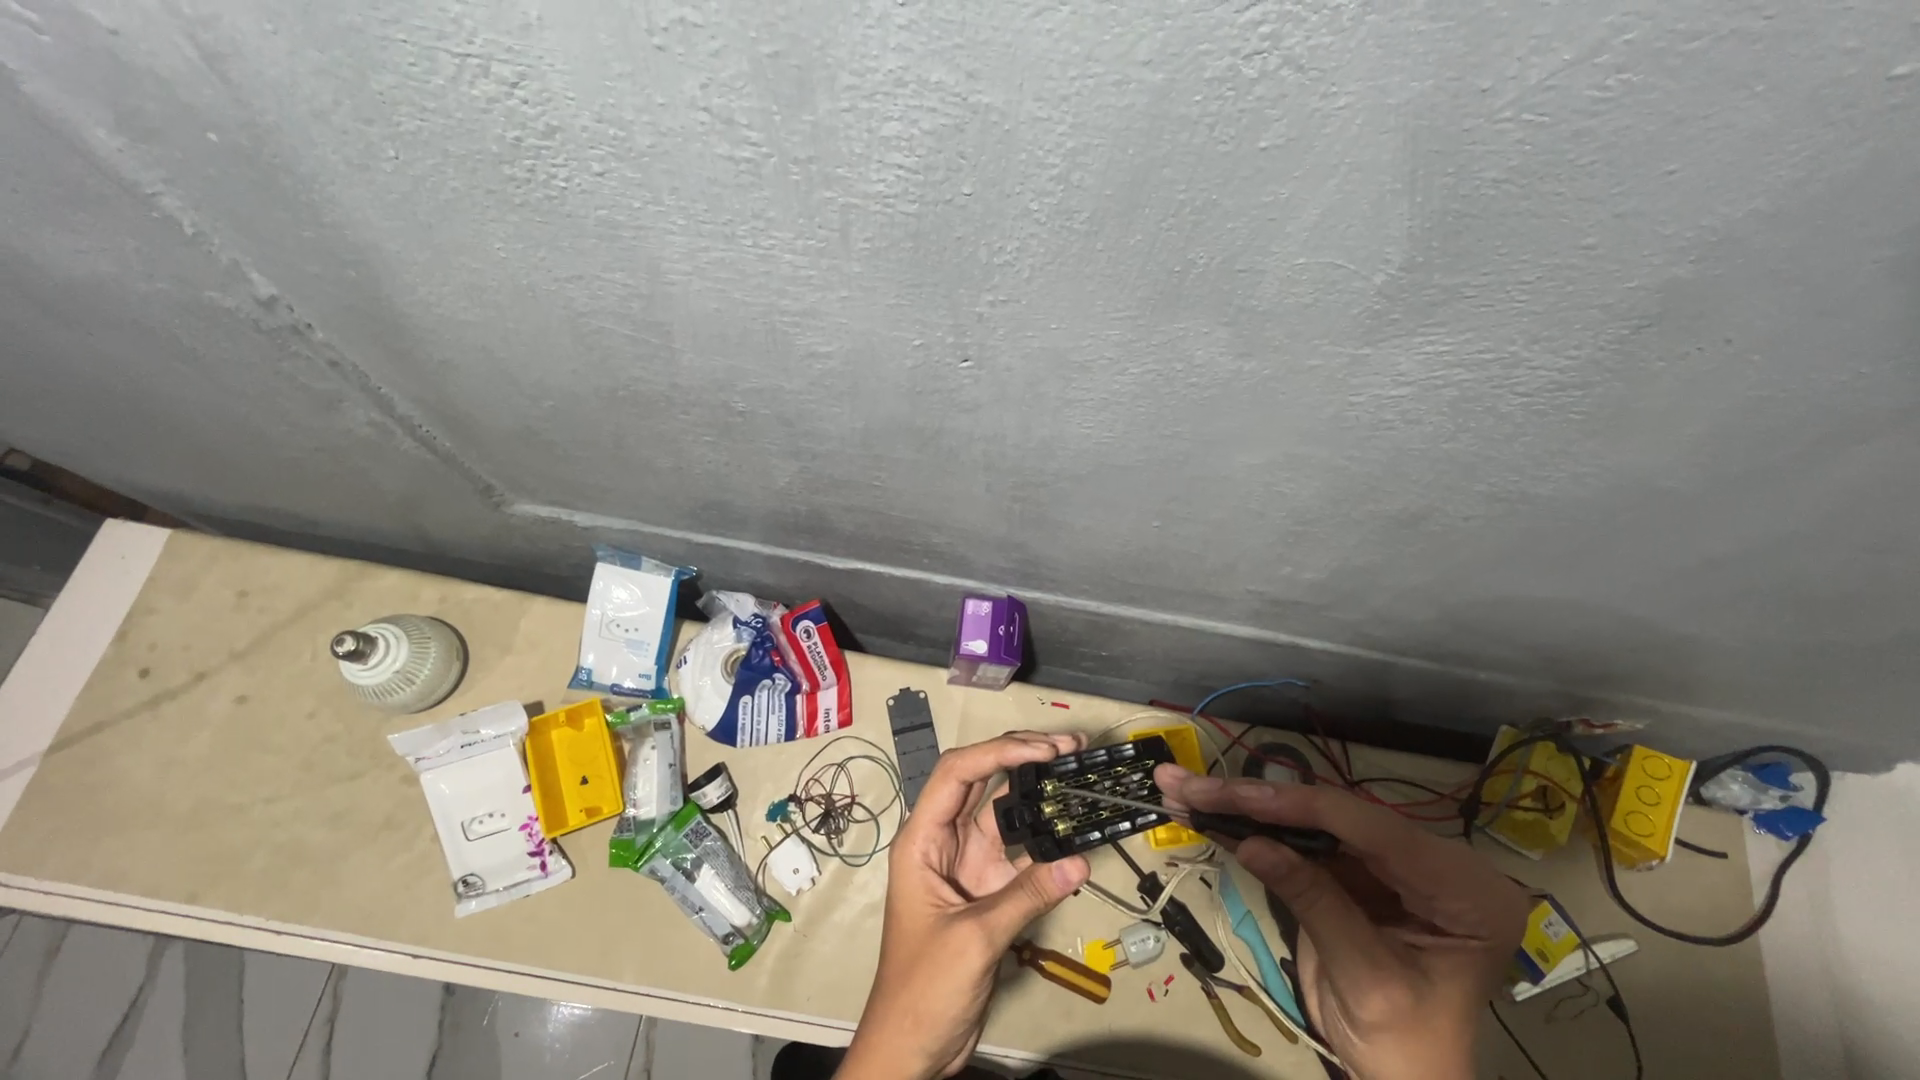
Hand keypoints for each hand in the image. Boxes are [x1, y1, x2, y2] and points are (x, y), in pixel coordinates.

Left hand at [839, 732, 1092, 1079]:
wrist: (913, 1046)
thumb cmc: (924, 989)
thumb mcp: (975, 939)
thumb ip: (1026, 896)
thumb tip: (1079, 861)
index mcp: (921, 840)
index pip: (957, 774)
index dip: (1000, 753)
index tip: (1046, 749)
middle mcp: (944, 841)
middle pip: (981, 782)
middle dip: (1023, 757)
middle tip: (1070, 746)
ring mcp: (967, 864)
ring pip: (1003, 813)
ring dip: (1037, 791)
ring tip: (1075, 770)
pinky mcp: (987, 889)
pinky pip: (1020, 853)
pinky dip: (1045, 838)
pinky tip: (1072, 827)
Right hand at [1156, 765, 1528, 1079]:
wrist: (1406, 1079)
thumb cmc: (1405, 1044)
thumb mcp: (1364, 978)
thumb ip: (1314, 902)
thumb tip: (1250, 842)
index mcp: (1464, 887)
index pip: (1373, 828)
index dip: (1299, 806)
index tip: (1236, 795)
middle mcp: (1431, 858)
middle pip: (1333, 813)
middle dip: (1255, 799)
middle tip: (1186, 783)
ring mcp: (1388, 860)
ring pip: (1309, 817)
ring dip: (1242, 804)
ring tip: (1181, 788)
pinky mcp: (1355, 868)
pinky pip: (1301, 838)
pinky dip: (1251, 826)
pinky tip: (1206, 810)